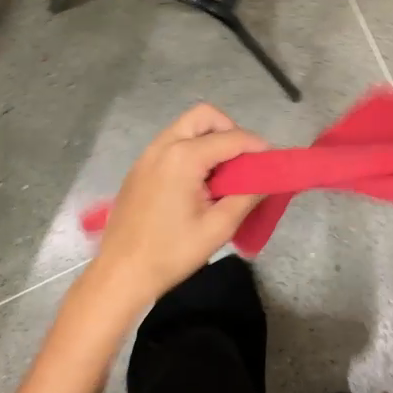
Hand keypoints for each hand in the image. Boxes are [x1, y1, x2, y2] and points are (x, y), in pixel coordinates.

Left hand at [89, 104, 268, 310]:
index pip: (231, 138)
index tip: (272, 161)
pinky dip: (191, 149)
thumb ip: (246, 197)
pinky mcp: (139, 168)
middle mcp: (163, 146)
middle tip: (243, 161)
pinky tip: (198, 182)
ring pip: (186, 127)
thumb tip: (267, 180)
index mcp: (183, 157)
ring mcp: (147, 155)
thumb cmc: (170, 253)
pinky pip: (171, 143)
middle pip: (204, 116)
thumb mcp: (217, 228)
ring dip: (210, 139)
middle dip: (230, 130)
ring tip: (223, 172)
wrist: (119, 275)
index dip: (256, 146)